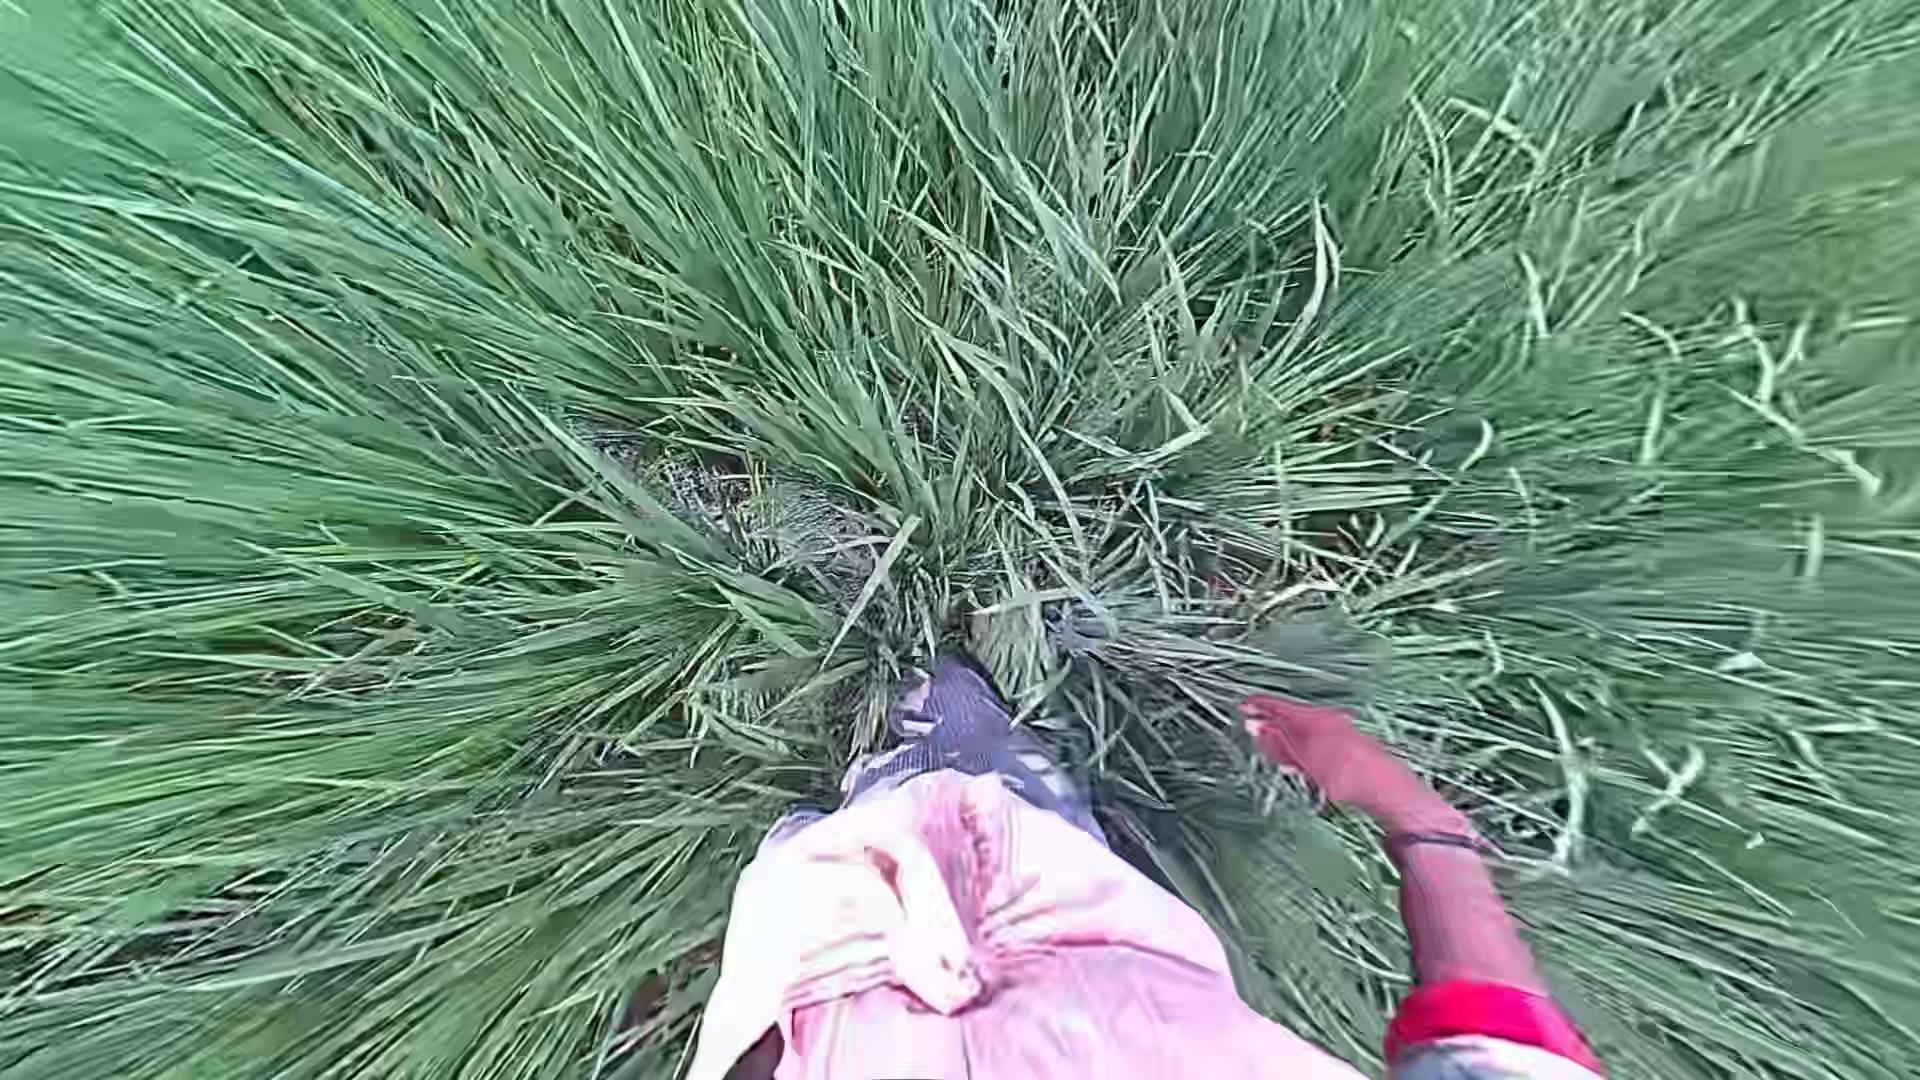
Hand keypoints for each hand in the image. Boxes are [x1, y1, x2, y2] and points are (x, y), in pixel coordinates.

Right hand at [1240, 695, 1464, 831]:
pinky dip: (1306, 748)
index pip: (1275, 704)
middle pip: (1290, 716)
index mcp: (1311, 716)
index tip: (1242, 709)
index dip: (1255, 706)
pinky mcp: (1352, 746)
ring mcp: (1342, 731)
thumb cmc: (1345, 774)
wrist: (1390, 793)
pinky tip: (1305, 765)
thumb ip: (1274, 741)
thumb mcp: (1299, 758)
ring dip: (1288, 739)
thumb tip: (1254, 726)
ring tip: (1280, 757)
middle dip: (1271, 725)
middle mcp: (1327, 718)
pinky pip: (1320, 740)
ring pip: (1305, 730)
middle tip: (1256, 735)